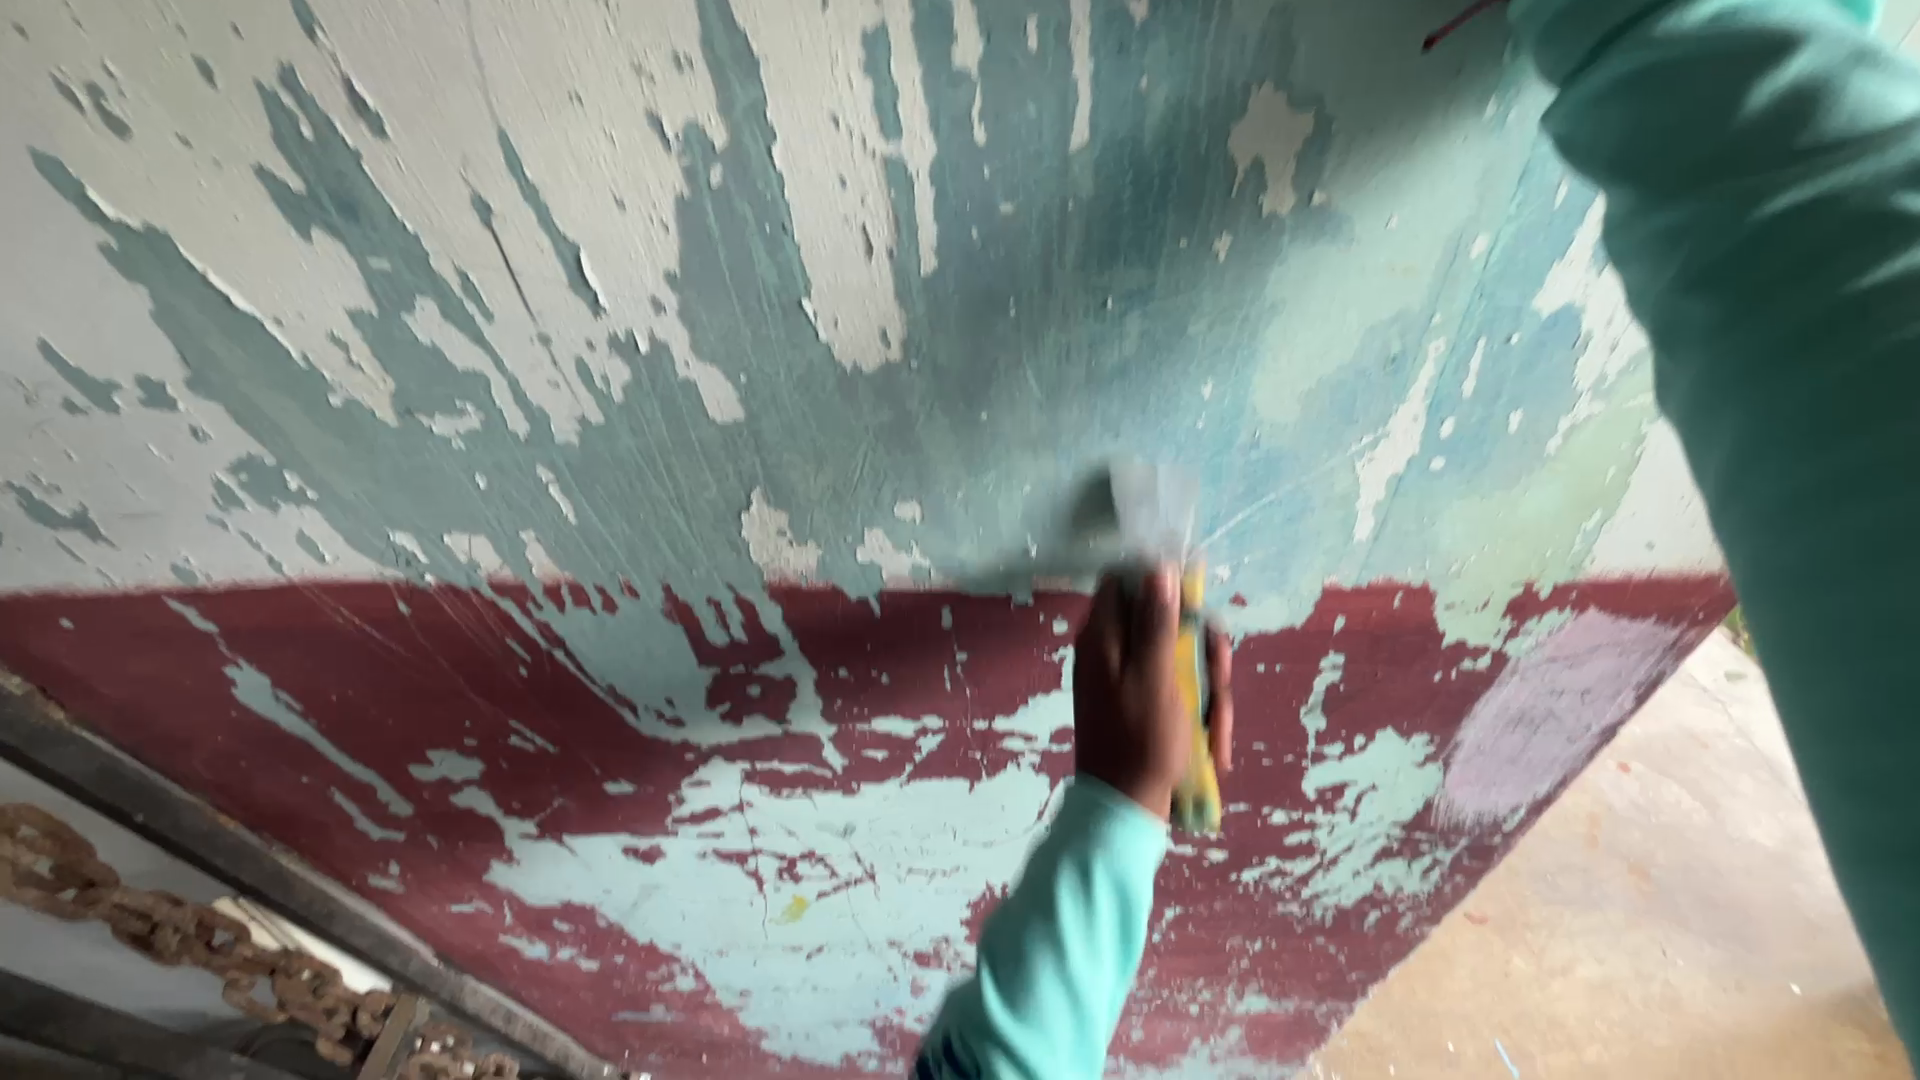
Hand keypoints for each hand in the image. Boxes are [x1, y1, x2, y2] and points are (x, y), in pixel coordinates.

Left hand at [1071, 562, 1233, 819]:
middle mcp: (1109, 650)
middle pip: (1161, 620)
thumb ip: (1155, 621)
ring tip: (1217, 727)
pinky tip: (1211, 743)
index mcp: (1101, 637)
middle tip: (1219, 675)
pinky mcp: (1141, 702)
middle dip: (1199, 647)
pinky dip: (1197, 710)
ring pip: (1177, 656)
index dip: (1158, 582)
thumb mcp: (1154, 675)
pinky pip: (1174, 688)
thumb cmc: (1140, 738)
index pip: (1122, 582)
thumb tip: (1157, 567)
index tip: (1193, 600)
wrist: (1125, 805)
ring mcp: (1125, 677)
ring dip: (1207, 687)